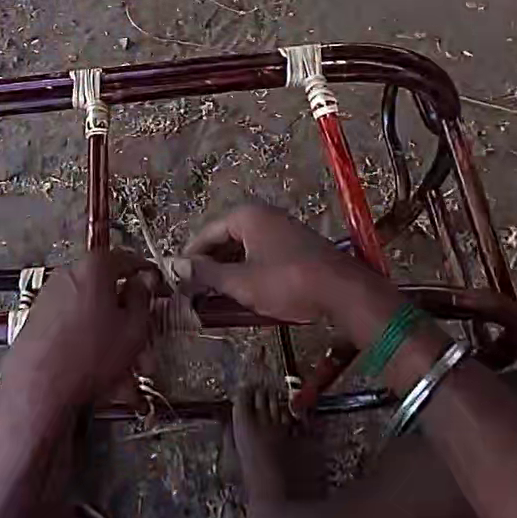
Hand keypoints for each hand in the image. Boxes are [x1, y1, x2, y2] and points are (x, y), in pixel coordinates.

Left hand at [0, 249, 161, 413]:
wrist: (37, 391)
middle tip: (139, 332)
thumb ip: (142, 298)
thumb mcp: (134, 328)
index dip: (145, 272)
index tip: (154, 284)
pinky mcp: (36, 321)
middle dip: (125, 312)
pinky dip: (86, 341)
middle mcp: (68, 275)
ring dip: (107, 332)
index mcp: (94, 268)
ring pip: (89, 311)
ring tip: (122, 367)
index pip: (127, 258)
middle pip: (105, 287)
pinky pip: (71, 325)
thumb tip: (141, 284)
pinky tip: (98, 371)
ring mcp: (49, 298)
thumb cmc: (89, 357)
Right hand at [180, 202, 373, 323]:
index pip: (207, 233)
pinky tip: (242, 298)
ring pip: (243, 251)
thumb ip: (206, 273)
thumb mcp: (240, 282)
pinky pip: (261, 257)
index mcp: (247, 216)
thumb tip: (174, 265)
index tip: (176, 280)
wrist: (342, 290)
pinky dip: (248, 275)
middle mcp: (263, 216)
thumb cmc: (287, 282)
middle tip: (193, 294)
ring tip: (213, 301)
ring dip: (228, 274)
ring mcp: (281, 231)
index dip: (190, 257)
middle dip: (209, 267)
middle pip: (225, 241)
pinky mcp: (295, 248)